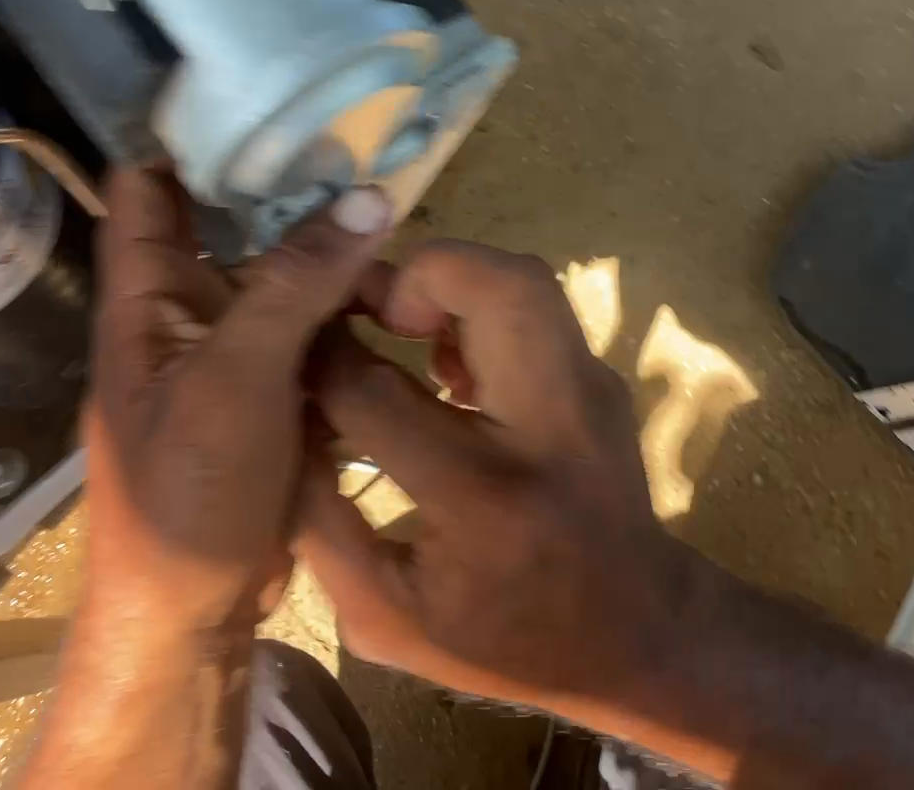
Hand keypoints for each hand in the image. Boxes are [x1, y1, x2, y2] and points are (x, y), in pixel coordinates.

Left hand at [84, 167, 393, 634]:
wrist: (202, 608)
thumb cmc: (187, 492)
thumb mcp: (234, 378)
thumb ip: (295, 285)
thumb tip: (366, 196)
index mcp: (148, 297)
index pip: (148, 185)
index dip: (184, 132)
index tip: (251, 83)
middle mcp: (193, 310)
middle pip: (236, 223)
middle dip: (286, 181)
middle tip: (355, 129)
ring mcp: (244, 348)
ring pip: (289, 274)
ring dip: (330, 244)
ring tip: (392, 190)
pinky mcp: (286, 384)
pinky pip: (321, 324)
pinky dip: (353, 300)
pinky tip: (399, 275)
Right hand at [297, 240, 704, 708]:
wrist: (635, 633)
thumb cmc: (502, 640)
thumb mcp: (385, 616)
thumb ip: (317, 517)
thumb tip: (278, 418)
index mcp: (482, 499)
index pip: (377, 391)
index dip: (321, 357)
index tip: (294, 347)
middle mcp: (550, 429)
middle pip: (495, 289)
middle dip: (416, 273)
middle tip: (372, 308)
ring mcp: (591, 395)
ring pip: (525, 281)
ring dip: (452, 281)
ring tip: (405, 324)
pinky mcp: (604, 380)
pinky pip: (538, 308)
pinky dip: (483, 307)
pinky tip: (451, 361)